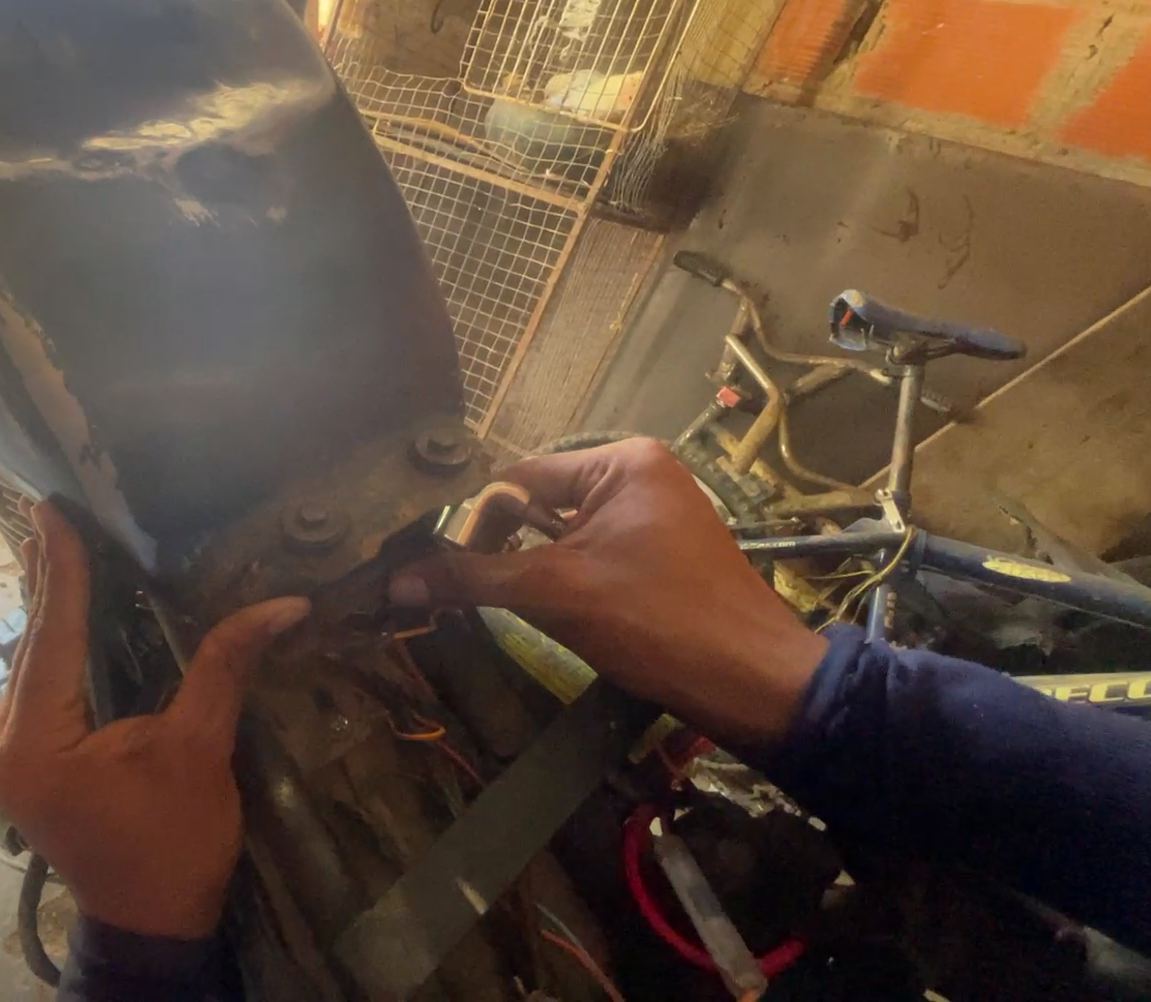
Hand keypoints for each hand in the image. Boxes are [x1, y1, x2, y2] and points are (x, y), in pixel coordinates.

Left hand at [0, 502, 311, 938]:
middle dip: (50, 573)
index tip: (52, 509)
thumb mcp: (200, 750)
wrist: (149, 922)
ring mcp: (9, 749)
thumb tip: (284, 604)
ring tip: (55, 537)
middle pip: (35, 639)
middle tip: (53, 509)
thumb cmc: (172, 843)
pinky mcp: (27, 754)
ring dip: (51, 600)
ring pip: (33, 656)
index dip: (62, 567)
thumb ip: (224, 666)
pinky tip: (66, 599)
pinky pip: (40, 677)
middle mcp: (5, 739)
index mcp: (36, 740)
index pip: (54, 633)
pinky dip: (57, 634)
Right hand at [389, 438, 825, 750]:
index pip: (519, 479)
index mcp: (619, 461)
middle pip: (538, 505)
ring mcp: (651, 514)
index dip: (475, 522)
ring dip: (527, 566)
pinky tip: (543, 607)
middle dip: (501, 546)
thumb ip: (470, 579)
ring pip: (560, 533)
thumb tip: (394, 581)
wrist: (756, 688)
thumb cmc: (654, 621)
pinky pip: (588, 553)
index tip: (442, 565)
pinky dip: (559, 576)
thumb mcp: (552, 593)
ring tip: (498, 598)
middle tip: (463, 586)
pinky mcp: (656, 551)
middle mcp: (636, 474)